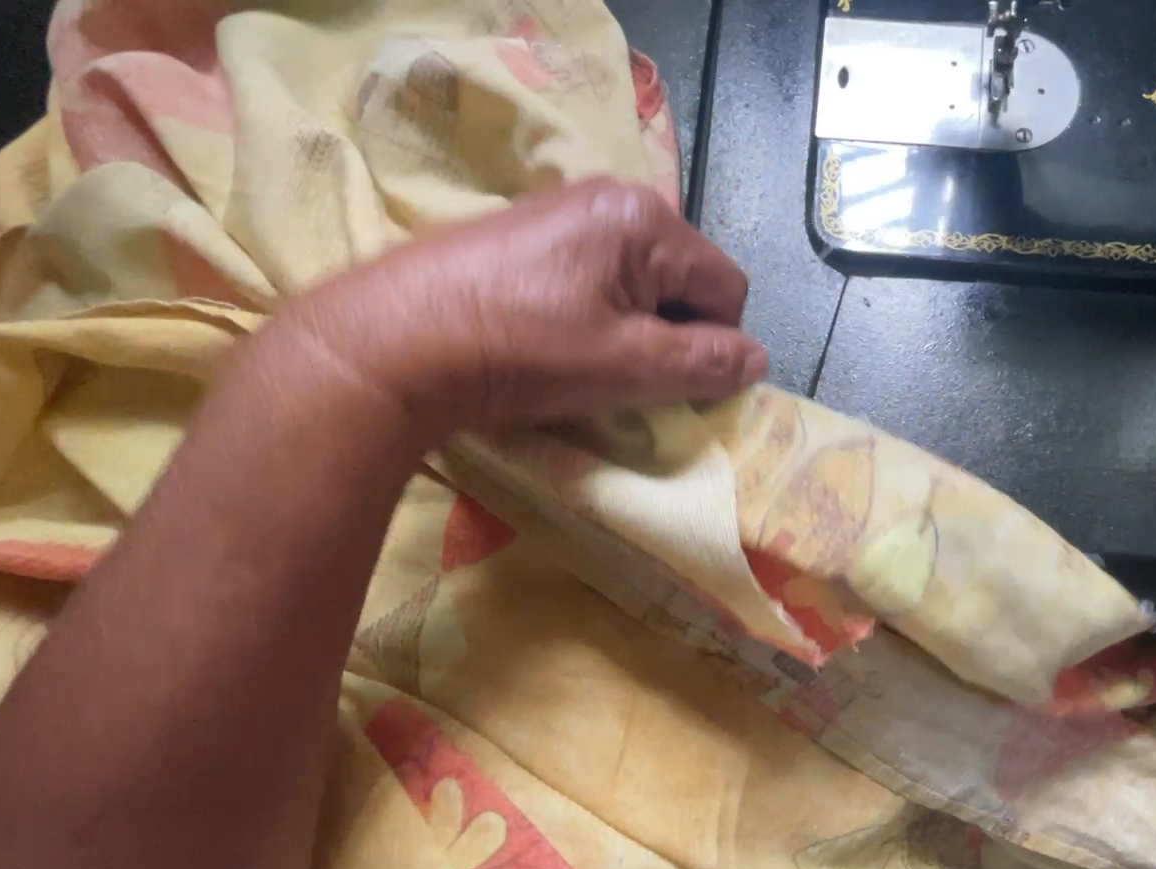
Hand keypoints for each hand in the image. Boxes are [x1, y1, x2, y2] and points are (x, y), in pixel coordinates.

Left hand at [282, 178, 767, 435]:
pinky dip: (600, 314)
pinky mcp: (533, 233)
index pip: (728, 286)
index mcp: (649, 221)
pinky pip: (601, 276)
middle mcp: (615, 199)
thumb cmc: (527, 351)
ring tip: (591, 361)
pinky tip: (559, 341)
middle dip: (676, 332)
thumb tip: (759, 359)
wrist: (396, 342)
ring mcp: (569, 211)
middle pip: (687, 278)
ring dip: (639, 327)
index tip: (675, 382)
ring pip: (644, 281)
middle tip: (631, 375)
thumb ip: (707, 361)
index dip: (717, 343)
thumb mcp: (631, 365)